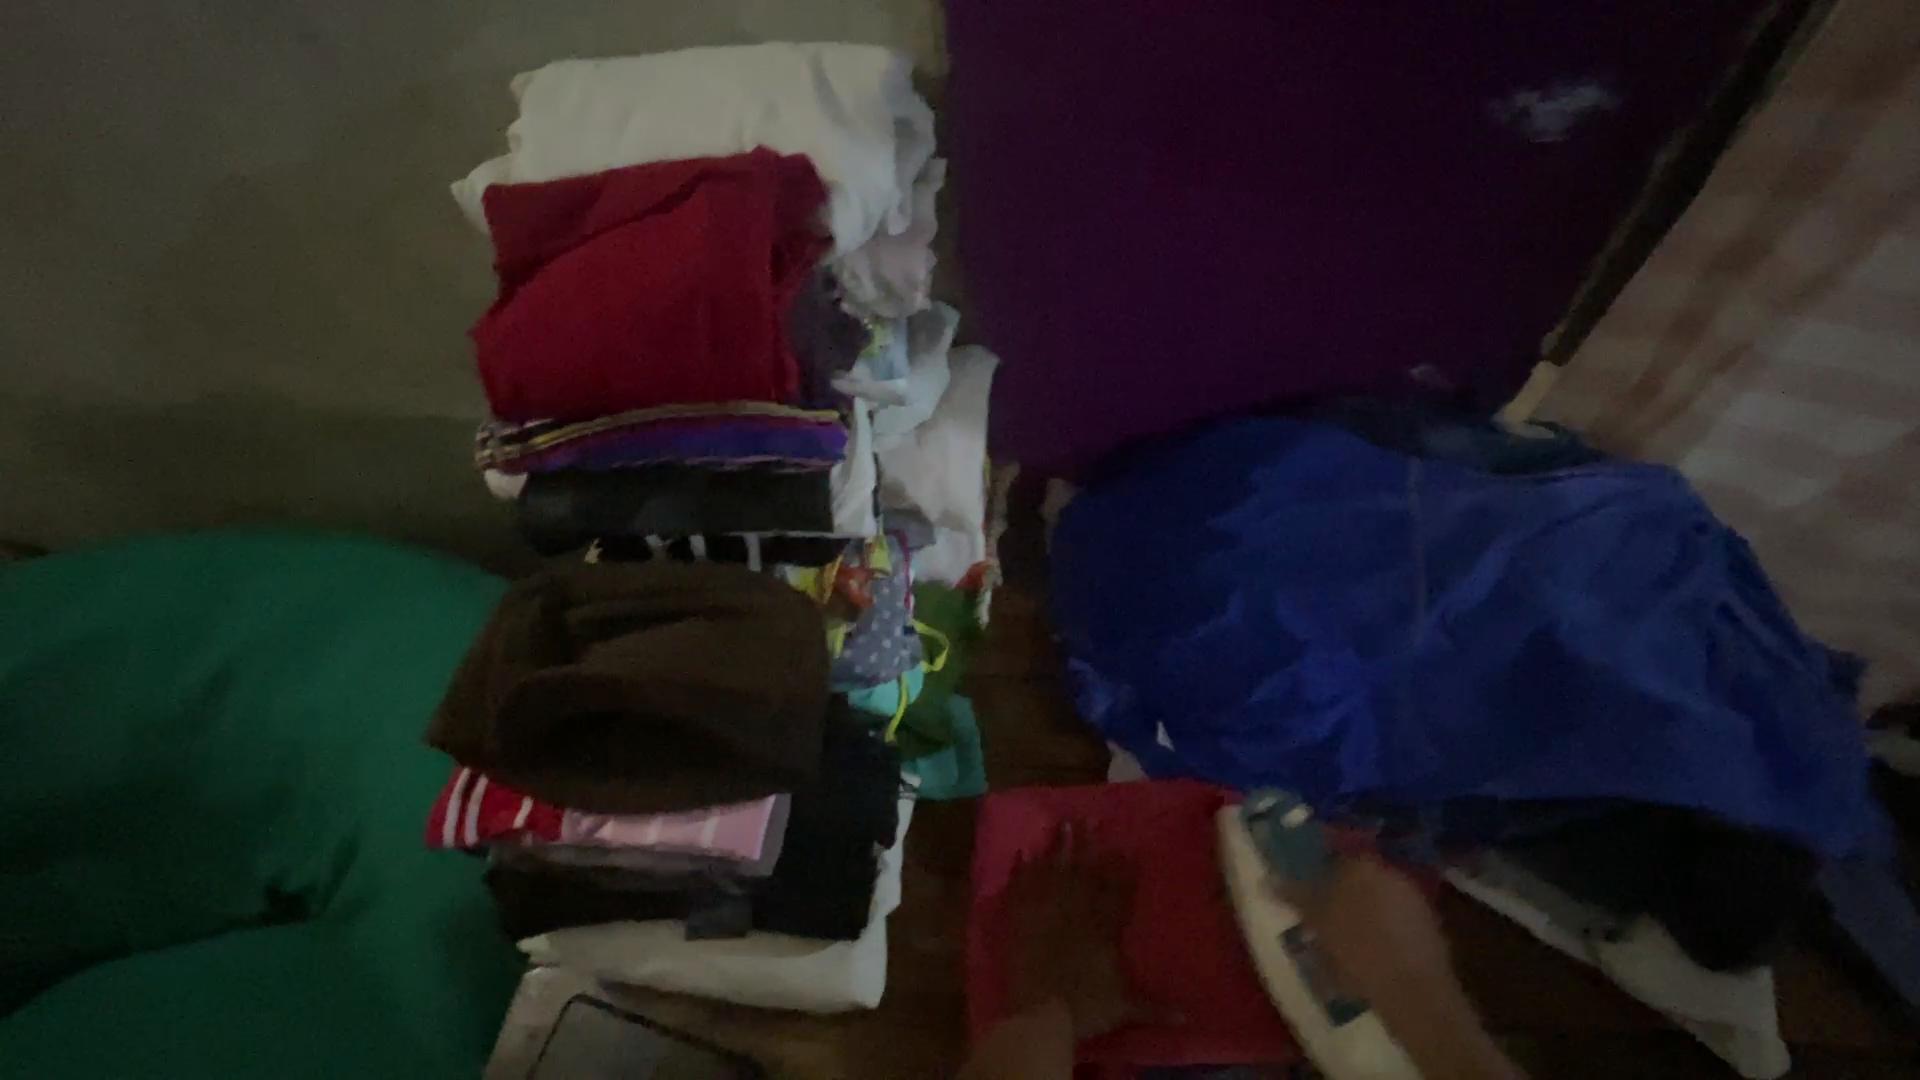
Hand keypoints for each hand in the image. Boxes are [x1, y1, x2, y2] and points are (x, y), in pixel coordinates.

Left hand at [998, 820, 1169, 1039]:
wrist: (1041, 1009)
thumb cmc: (1086, 1006)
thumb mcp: (1125, 1006)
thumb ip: (1156, 1007)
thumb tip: (1191, 1019)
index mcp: (1104, 924)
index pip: (1118, 891)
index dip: (1124, 870)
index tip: (1128, 849)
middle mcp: (1078, 907)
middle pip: (1087, 869)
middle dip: (1091, 843)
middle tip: (1091, 818)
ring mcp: (1047, 906)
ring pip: (1056, 867)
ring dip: (1060, 845)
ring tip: (1063, 822)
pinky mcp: (1021, 914)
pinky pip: (1022, 884)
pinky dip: (1022, 868)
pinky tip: (1023, 852)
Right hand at [1277, 854, 1457, 1007]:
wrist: (1414, 992)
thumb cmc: (1356, 947)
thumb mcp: (1316, 920)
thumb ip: (1292, 894)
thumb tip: (1265, 880)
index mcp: (1361, 862)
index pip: (1332, 850)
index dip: (1315, 864)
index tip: (1303, 879)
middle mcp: (1390, 872)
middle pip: (1357, 873)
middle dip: (1339, 887)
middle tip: (1320, 908)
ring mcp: (1414, 899)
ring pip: (1377, 896)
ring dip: (1362, 908)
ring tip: (1343, 933)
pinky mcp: (1430, 927)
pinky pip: (1396, 918)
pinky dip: (1382, 927)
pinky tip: (1370, 949)